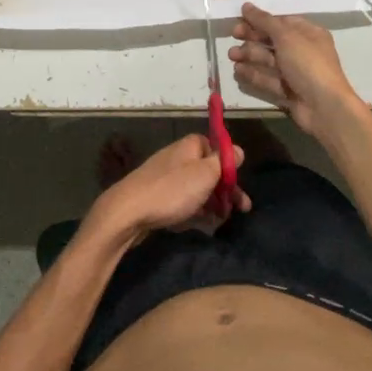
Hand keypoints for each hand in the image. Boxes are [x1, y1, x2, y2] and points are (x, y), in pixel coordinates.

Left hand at [89, 135, 248, 243]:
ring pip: (197, 189)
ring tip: (221, 221)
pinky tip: (202, 224)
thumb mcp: (205, 174)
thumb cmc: (172, 190)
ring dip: (212, 204)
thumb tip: (238, 149)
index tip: (238, 183)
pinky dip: (194, 211)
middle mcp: (178, 157)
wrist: (129, 211)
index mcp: (190, 146)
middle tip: (242, 209)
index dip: (229, 165)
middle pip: (208, 171)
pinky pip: (183, 202)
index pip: (216, 147)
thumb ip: (223, 162)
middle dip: (225, 190)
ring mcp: (167, 177)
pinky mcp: (158, 197)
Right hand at [230, 2, 363, 139]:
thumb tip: (246, 5)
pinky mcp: (287, 91)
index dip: (261, 20)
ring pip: (268, 60)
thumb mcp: (286, 37)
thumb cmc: (308, 64)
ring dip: (249, 55)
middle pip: (273, 40)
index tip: (241, 19)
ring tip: (232, 56)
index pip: (282, 22)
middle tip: (234, 35)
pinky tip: (238, 71)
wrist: (324, 107)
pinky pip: (268, 79)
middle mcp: (303, 51)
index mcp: (309, 34)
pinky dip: (253, 74)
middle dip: (252, 37)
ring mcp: (295, 72)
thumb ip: (264, 21)